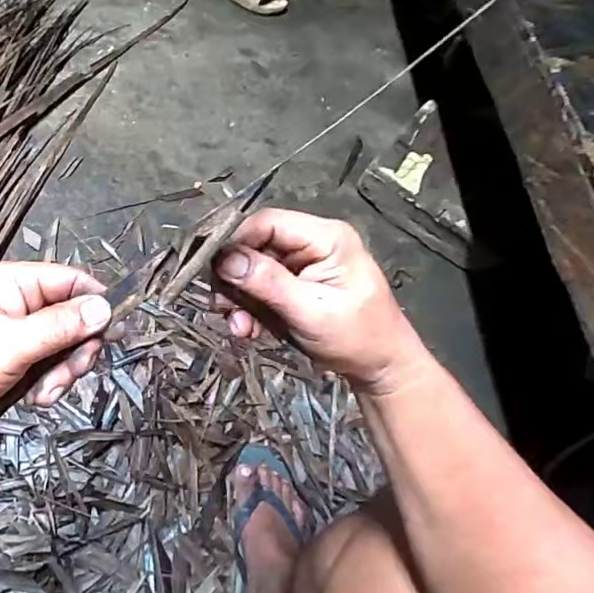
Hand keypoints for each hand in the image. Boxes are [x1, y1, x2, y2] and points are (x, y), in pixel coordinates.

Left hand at [0, 262, 111, 435]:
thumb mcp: (12, 344)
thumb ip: (61, 325)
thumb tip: (103, 308)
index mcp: (16, 283)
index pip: (75, 282)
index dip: (96, 308)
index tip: (108, 336)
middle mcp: (19, 302)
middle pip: (76, 318)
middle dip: (78, 350)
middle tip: (67, 372)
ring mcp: (17, 330)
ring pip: (66, 345)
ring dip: (64, 371)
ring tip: (44, 390)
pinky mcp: (15, 356)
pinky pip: (50, 364)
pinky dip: (50, 382)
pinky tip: (35, 395)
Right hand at [213, 208, 431, 393]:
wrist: (380, 369)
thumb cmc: (358, 338)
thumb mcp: (310, 310)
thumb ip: (267, 282)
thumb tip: (225, 259)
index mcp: (326, 237)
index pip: (268, 222)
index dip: (235, 242)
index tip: (213, 270)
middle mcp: (311, 243)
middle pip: (255, 246)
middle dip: (235, 278)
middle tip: (221, 306)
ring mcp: (302, 264)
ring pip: (251, 270)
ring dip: (239, 299)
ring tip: (238, 325)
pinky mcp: (293, 285)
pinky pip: (259, 288)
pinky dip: (249, 309)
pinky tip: (247, 329)